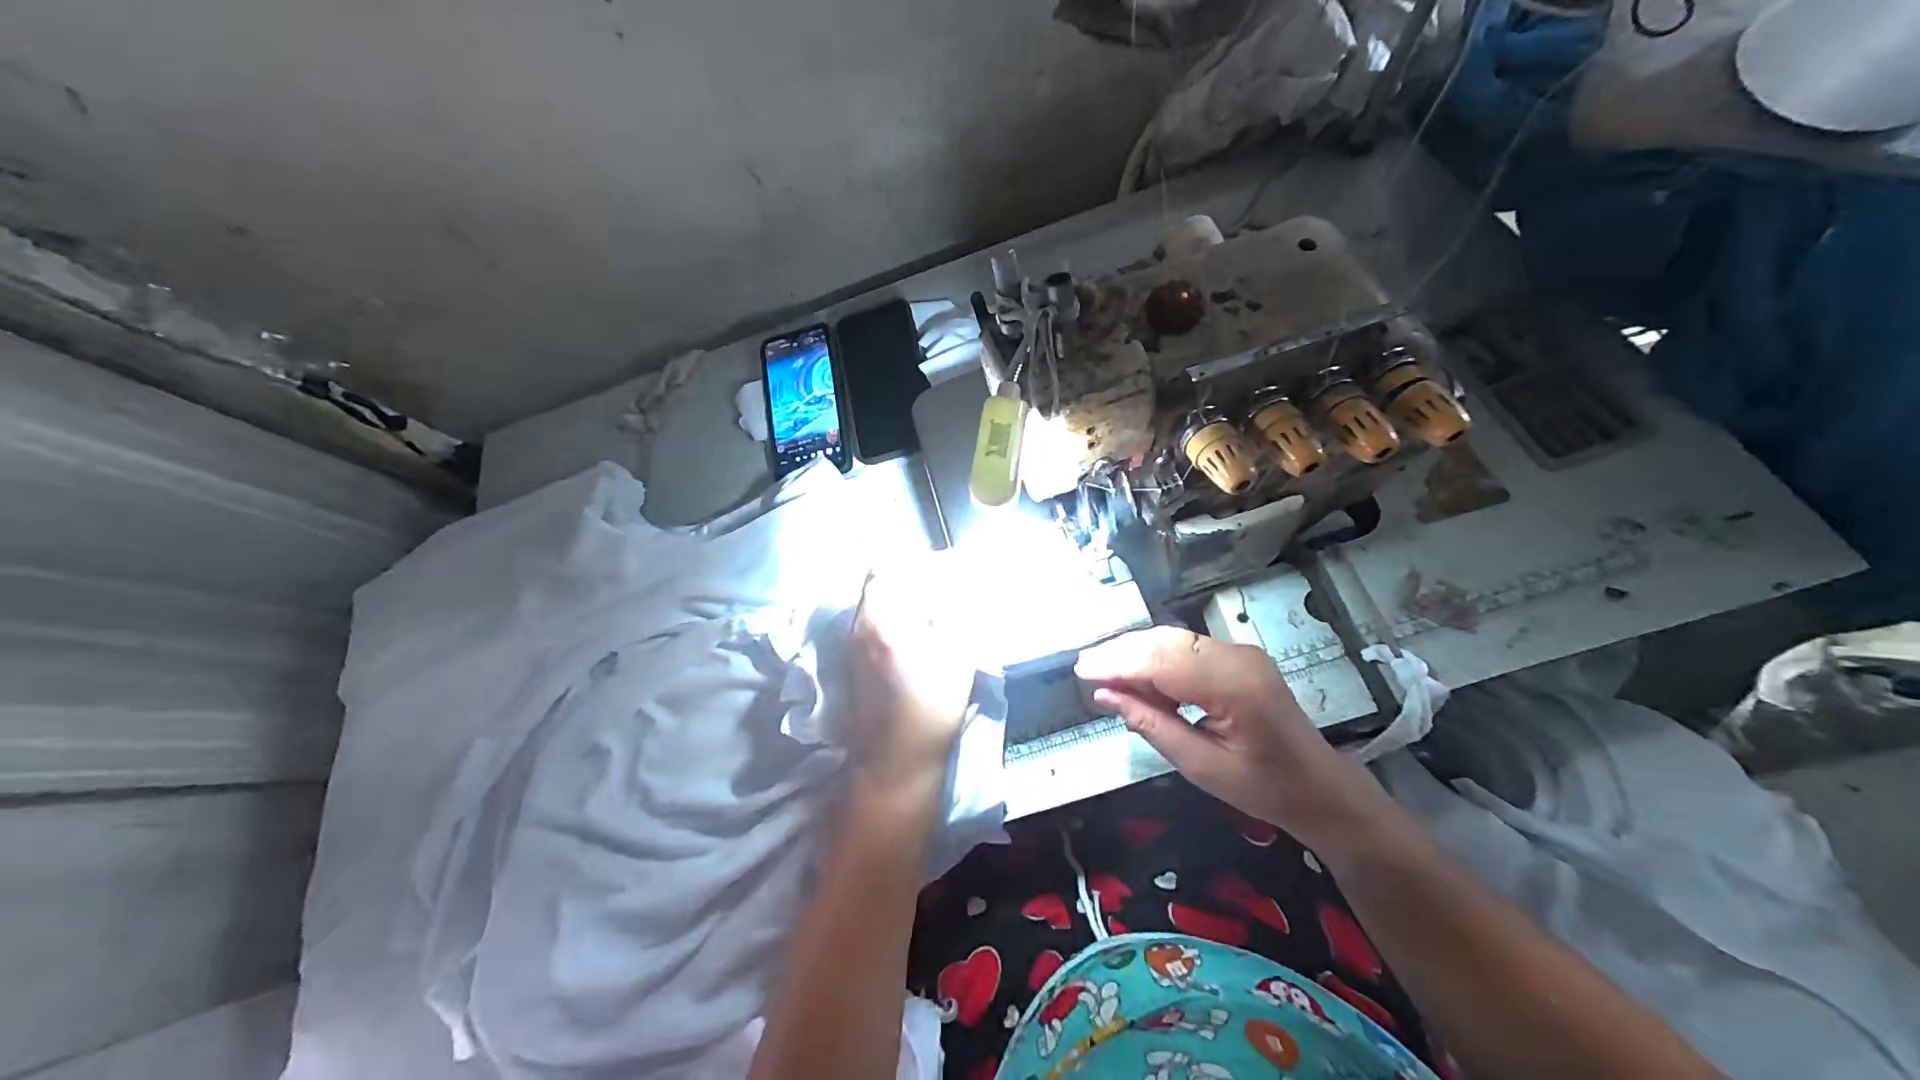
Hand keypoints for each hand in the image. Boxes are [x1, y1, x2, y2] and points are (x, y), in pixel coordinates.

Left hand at [844, 569, 974, 797]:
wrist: (897, 761)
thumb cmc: (933, 709)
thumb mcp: (957, 655)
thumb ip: (953, 613)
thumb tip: (950, 587)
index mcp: (883, 622)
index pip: (885, 570)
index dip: (911, 566)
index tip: (934, 572)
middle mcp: (859, 629)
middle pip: (876, 587)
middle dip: (905, 583)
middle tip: (934, 595)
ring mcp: (851, 648)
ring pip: (872, 608)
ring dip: (896, 605)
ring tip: (926, 618)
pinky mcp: (851, 666)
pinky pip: (869, 628)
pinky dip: (889, 624)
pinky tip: (912, 642)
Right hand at [1075, 627, 1394, 846]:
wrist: (1320, 786)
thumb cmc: (1264, 787)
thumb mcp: (1201, 766)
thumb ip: (1151, 725)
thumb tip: (1105, 695)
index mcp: (1235, 686)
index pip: (1163, 661)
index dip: (1118, 662)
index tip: (1081, 670)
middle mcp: (1238, 657)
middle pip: (1166, 642)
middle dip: (1121, 652)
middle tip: (1084, 667)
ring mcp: (1240, 652)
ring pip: (1173, 640)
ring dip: (1136, 654)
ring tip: (1103, 674)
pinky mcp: (1238, 657)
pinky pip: (1186, 649)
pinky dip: (1157, 660)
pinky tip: (1138, 679)